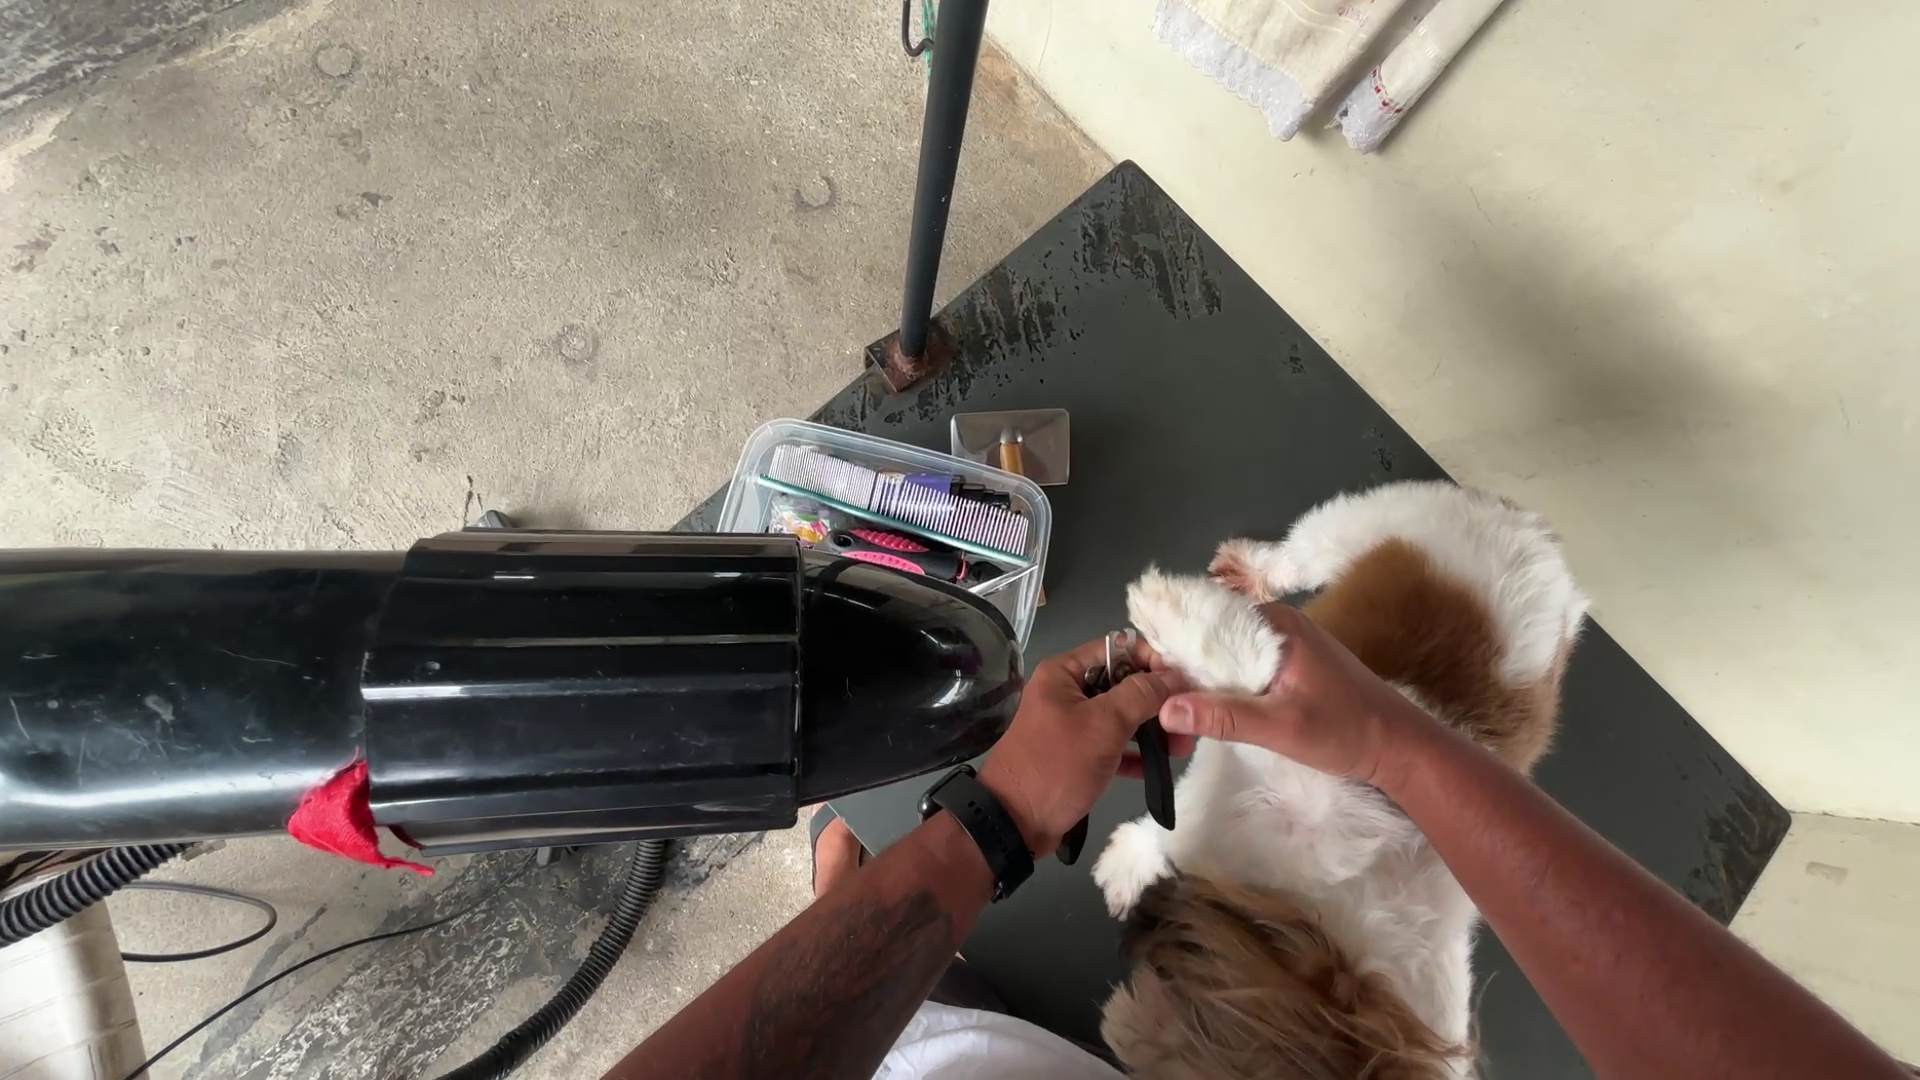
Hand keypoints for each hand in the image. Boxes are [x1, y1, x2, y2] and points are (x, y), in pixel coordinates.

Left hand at [978, 636, 1187, 854]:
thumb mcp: (1103, 725)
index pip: (1116, 648)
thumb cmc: (1057, 764)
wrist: (1015, 822)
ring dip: (1152, 727)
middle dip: (1157, 698)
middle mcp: (1066, 691)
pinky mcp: (1076, 754)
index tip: (1184, 680)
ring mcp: (1071, 724)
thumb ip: (1140, 695)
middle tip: (1190, 718)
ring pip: (1120, 715)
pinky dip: (1136, 751)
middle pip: (1121, 682)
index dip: (1151, 659)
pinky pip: (1113, 744)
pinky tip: (1163, 764)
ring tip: (1185, 745)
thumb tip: (1174, 675)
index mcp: (1064, 672)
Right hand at [1154, 602, 1435, 787]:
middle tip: (1147, 685)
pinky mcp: (1285, 659)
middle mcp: (1274, 621)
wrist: (1402, 749)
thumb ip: (1224, 716)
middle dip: (1179, 654)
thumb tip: (1164, 709)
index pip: (1205, 615)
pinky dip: (1218, 675)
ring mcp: (1281, 639)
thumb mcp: (1281, 728)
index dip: (1170, 636)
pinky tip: (1200, 697)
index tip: (1141, 664)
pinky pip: (1238, 658)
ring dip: (1197, 668)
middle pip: (1211, 630)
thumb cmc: (1346, 732)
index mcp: (1273, 622)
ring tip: (1162, 692)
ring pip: (1223, 646)